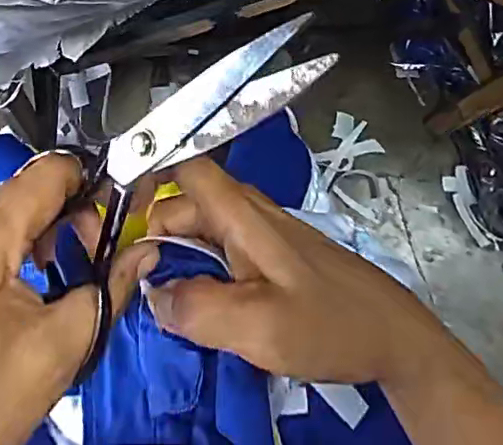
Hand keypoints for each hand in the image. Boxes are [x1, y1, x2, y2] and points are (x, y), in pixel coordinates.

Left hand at [0, 153, 158, 444]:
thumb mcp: (65, 342)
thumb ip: (115, 284)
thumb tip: (143, 253)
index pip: (53, 170)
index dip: (95, 183)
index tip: (117, 208)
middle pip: (38, 182)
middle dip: (77, 208)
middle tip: (97, 248)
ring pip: (21, 200)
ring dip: (57, 222)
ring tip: (71, 265)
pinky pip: (1, 222)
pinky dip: (32, 235)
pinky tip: (44, 272)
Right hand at [143, 156, 448, 385]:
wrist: (389, 333)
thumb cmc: (331, 323)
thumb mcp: (260, 326)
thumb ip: (200, 309)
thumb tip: (152, 294)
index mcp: (246, 217)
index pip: (190, 168)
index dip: (150, 173)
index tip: (113, 206)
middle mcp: (253, 216)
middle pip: (188, 202)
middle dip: (153, 229)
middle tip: (124, 275)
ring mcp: (265, 236)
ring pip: (204, 228)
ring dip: (173, 251)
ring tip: (149, 291)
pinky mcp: (273, 258)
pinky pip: (222, 251)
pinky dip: (197, 267)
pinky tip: (189, 302)